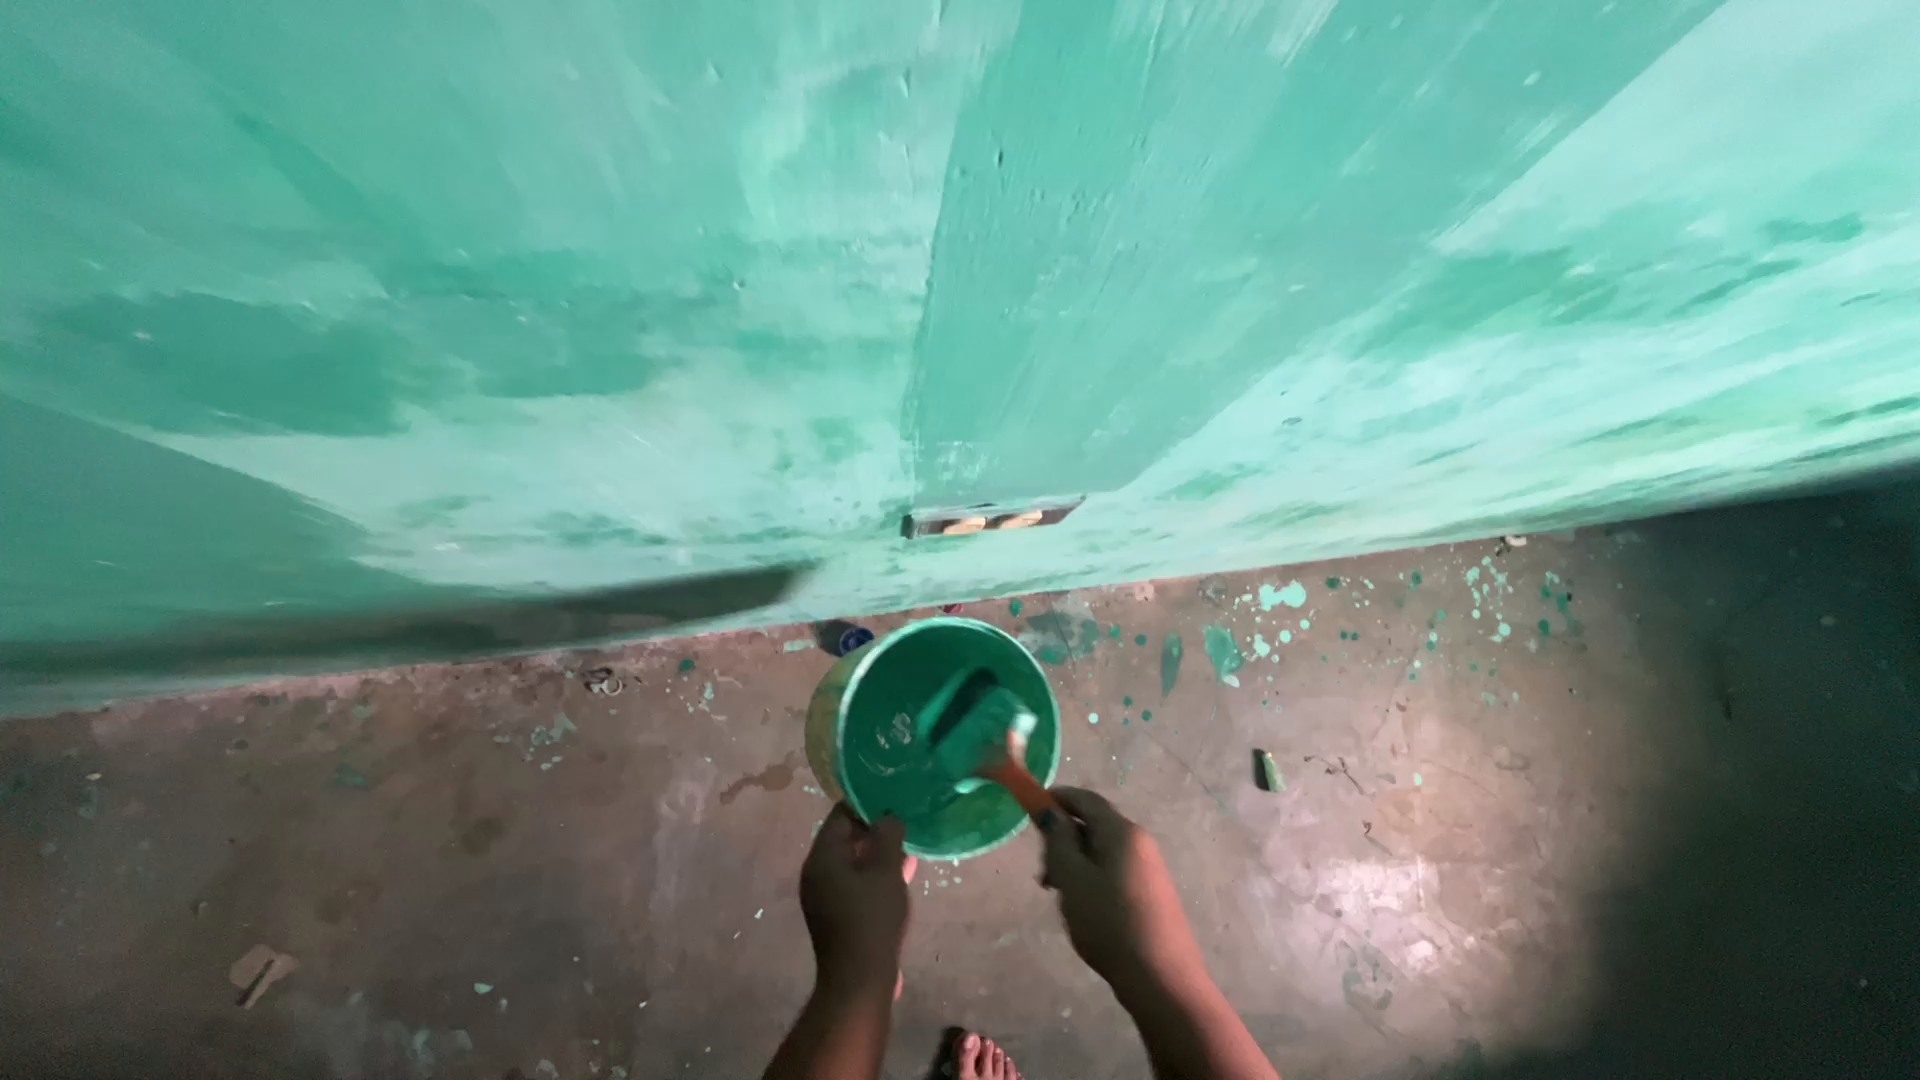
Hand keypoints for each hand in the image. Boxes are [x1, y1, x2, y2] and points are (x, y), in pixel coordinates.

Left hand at [800, 804, 914, 994]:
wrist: (859, 981)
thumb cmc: (872, 918)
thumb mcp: (886, 870)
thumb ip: (887, 835)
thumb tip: (888, 816)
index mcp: (821, 856)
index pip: (840, 815)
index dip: (866, 803)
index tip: (892, 798)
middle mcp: (815, 872)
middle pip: (844, 838)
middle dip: (874, 829)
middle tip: (903, 822)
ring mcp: (822, 896)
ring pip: (851, 862)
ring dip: (877, 853)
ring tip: (906, 847)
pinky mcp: (834, 915)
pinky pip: (853, 882)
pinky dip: (873, 874)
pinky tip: (900, 875)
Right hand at [1038, 787, 1203, 987]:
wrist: (1162, 980)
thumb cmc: (1110, 924)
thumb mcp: (1073, 879)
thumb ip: (1058, 840)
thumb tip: (1050, 810)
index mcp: (1122, 831)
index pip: (1086, 799)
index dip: (1057, 798)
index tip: (1031, 810)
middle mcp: (1139, 841)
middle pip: (1094, 824)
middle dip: (1063, 839)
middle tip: (1043, 871)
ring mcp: (1148, 868)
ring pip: (1102, 851)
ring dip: (1075, 863)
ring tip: (1059, 896)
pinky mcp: (1151, 893)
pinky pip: (1114, 871)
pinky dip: (1091, 878)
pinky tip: (1083, 909)